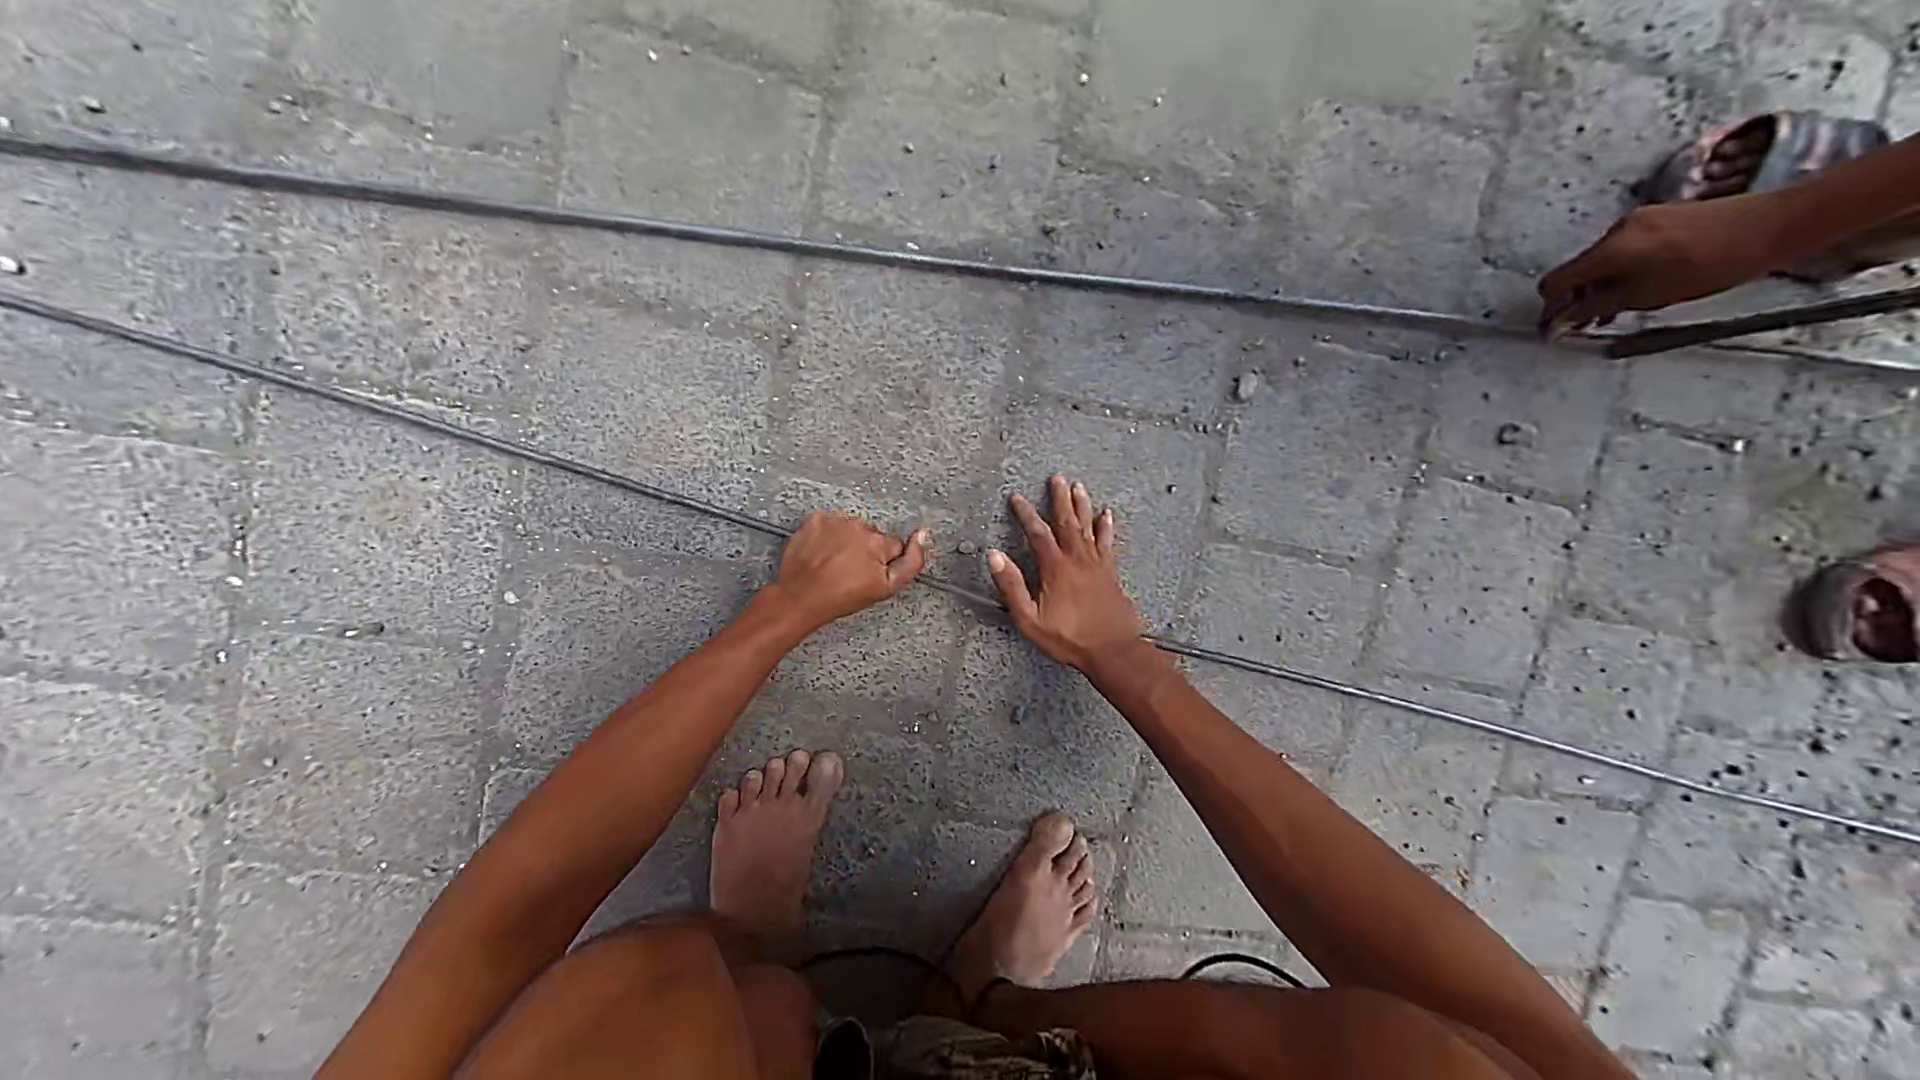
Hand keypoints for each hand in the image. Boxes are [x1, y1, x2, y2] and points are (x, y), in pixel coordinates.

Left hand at [771, 512, 928, 628]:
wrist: (800, 597)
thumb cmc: (840, 596)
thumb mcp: (886, 588)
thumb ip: (912, 561)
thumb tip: (923, 535)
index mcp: (878, 541)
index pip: (893, 546)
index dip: (883, 563)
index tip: (870, 574)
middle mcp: (858, 525)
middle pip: (872, 536)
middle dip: (865, 551)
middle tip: (851, 572)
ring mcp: (834, 521)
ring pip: (850, 529)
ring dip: (846, 542)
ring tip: (834, 565)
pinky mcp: (815, 521)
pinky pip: (829, 524)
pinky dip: (827, 536)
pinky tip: (823, 554)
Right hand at [987, 475, 1144, 671]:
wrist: (1112, 649)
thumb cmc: (1070, 638)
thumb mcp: (1030, 618)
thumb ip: (1012, 586)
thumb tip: (995, 557)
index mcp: (1056, 568)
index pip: (1038, 533)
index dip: (1026, 514)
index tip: (1017, 498)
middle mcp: (1078, 560)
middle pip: (1067, 521)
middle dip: (1059, 498)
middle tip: (1056, 478)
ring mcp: (1097, 564)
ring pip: (1088, 526)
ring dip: (1082, 505)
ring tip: (1078, 486)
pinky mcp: (1110, 573)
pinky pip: (1108, 542)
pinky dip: (1106, 526)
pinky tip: (1107, 515)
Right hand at [1537, 192, 1791, 333]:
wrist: (1778, 223)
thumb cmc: (1716, 261)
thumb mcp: (1648, 295)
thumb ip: (1598, 306)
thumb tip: (1564, 318)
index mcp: (1609, 250)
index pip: (1556, 281)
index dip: (1551, 306)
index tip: (1556, 323)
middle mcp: (1617, 231)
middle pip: (1577, 269)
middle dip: (1577, 295)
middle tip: (1586, 320)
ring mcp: (1639, 220)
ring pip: (1601, 260)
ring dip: (1601, 283)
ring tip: (1617, 305)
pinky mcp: (1660, 217)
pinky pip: (1624, 248)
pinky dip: (1622, 269)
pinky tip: (1641, 283)